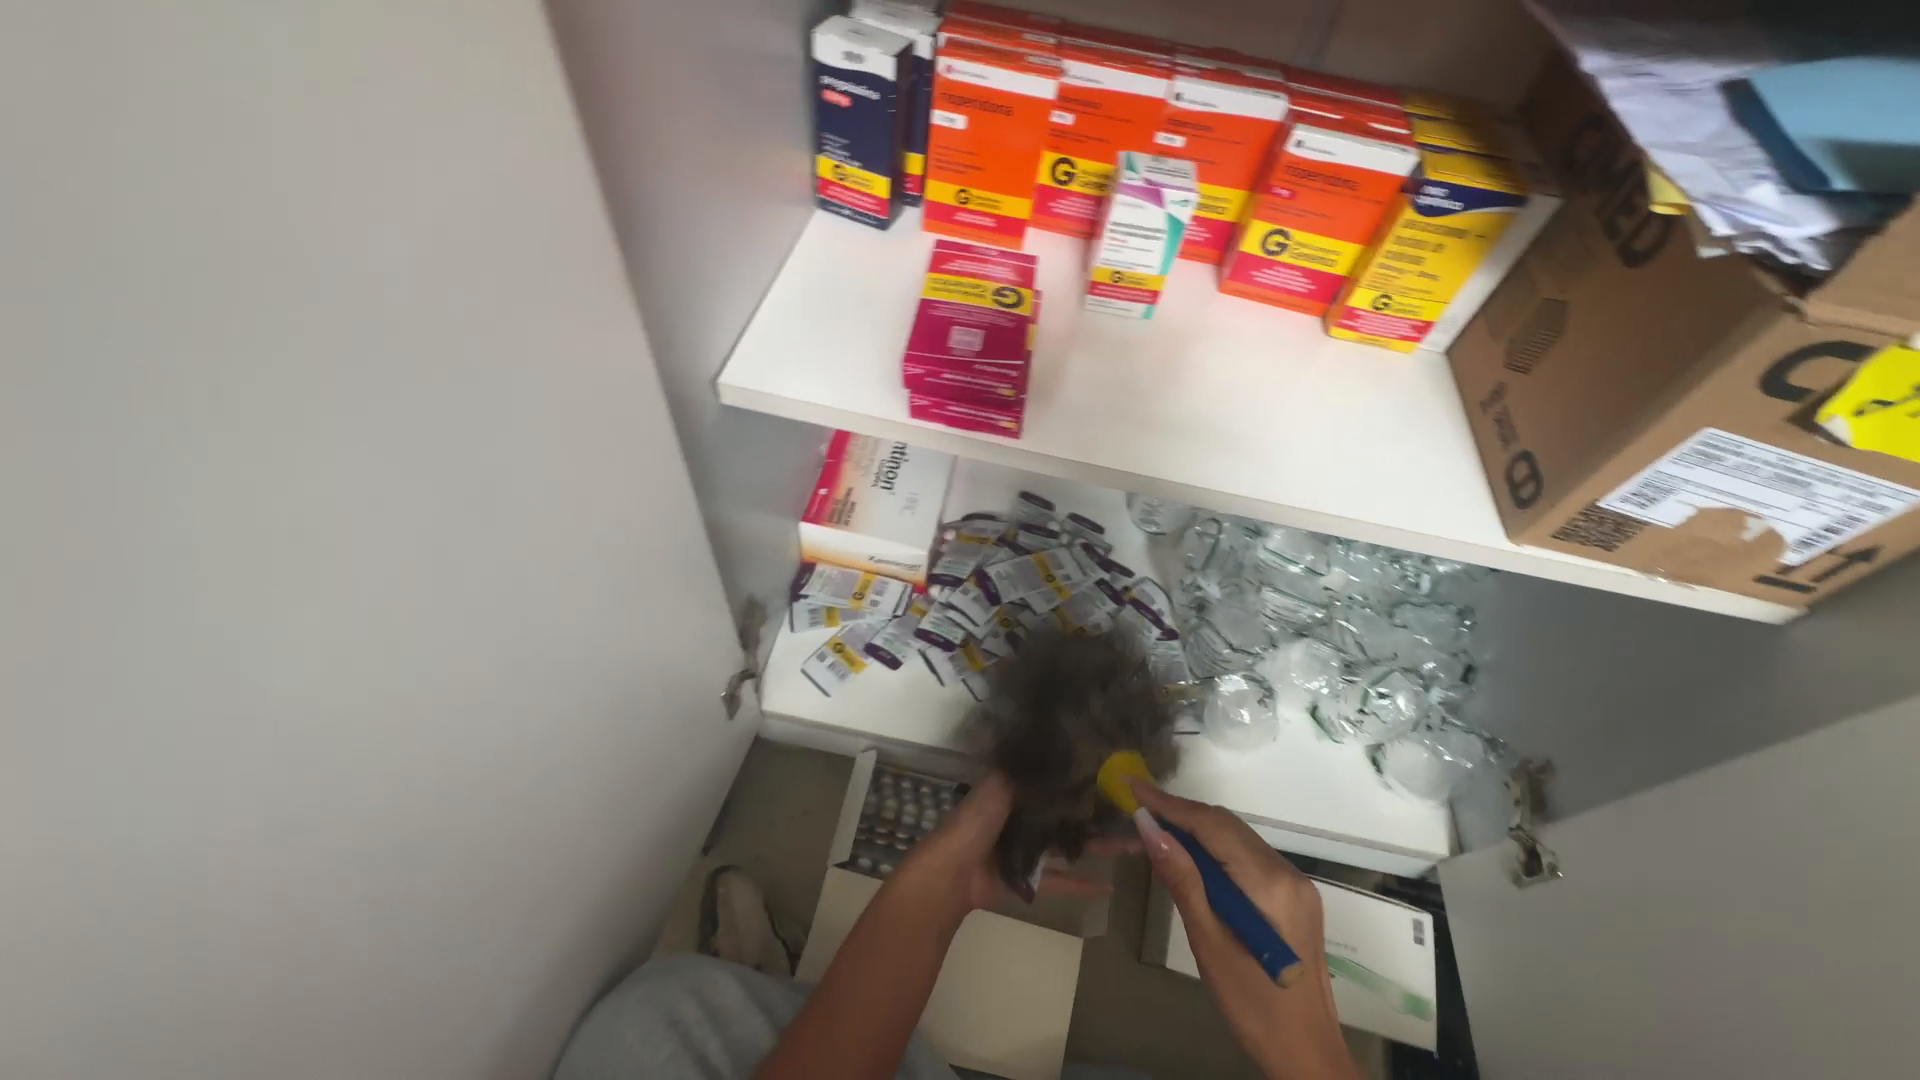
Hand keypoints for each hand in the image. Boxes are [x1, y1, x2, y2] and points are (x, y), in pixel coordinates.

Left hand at [898, 771, 1126, 916]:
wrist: (949, 873)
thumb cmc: (974, 823)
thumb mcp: (999, 787)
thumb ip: (1028, 775)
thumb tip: (1060, 753)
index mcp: (1012, 792)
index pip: (1051, 783)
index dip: (1079, 780)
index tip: (1112, 776)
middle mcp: (1021, 818)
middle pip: (1064, 815)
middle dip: (1096, 815)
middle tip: (1133, 813)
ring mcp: (1025, 850)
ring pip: (1068, 845)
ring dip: (1097, 846)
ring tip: (1133, 844)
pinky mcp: (1028, 879)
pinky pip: (1059, 879)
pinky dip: (1081, 883)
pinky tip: (1109, 885)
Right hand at [1129, 778, 1357, 1079]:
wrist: (1308, 1055)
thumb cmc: (1252, 1005)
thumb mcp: (1208, 942)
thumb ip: (1181, 878)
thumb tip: (1150, 827)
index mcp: (1268, 882)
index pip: (1211, 825)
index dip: (1170, 804)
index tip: (1134, 787)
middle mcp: (1288, 872)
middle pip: (1226, 826)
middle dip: (1181, 814)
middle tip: (1137, 810)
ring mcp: (1296, 884)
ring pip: (1238, 839)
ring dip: (1197, 832)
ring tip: (1156, 832)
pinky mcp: (1295, 898)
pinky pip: (1249, 859)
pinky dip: (1217, 853)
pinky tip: (1191, 863)